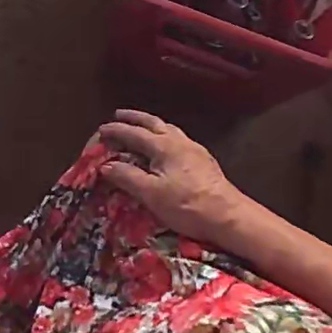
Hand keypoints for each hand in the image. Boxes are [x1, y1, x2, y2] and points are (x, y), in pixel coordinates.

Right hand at [97, 109, 258, 244]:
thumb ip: (127, 177)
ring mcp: (194, 150)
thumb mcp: (151, 194)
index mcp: (163, 146)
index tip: (101, 129)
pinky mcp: (204, 161)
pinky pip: (178, 138)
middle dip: (134, 118)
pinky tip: (166, 146)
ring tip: (142, 126)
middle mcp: (178, 141)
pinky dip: (165, 135)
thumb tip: (106, 165)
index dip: (116, 130)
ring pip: (168, 129)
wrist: (229, 217)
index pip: (133, 133)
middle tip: (119, 114)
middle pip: (153, 123)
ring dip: (152, 124)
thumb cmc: (187, 205)